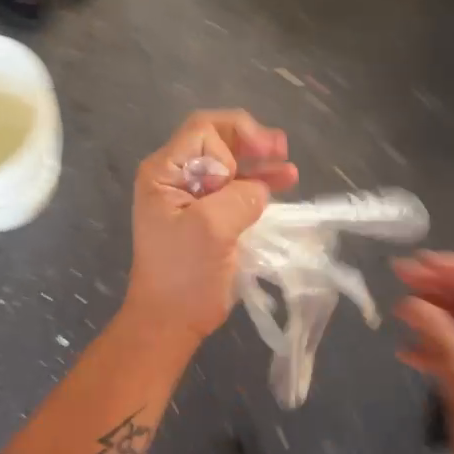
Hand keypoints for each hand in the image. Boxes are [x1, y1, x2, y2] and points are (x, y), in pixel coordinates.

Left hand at [123, 111, 299, 339]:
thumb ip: (238, 198)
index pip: (202, 132)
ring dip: (258, 162)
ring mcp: (190, 196)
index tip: (260, 158)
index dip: (235, 137)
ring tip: (288, 165)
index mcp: (165, 171)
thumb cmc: (184, 273)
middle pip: (215, 142)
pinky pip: (233, 189)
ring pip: (228, 164)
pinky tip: (283, 181)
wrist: (169, 321)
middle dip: (249, 141)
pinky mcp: (206, 216)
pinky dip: (257, 183)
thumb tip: (259, 188)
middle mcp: (175, 176)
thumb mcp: (211, 229)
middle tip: (281, 147)